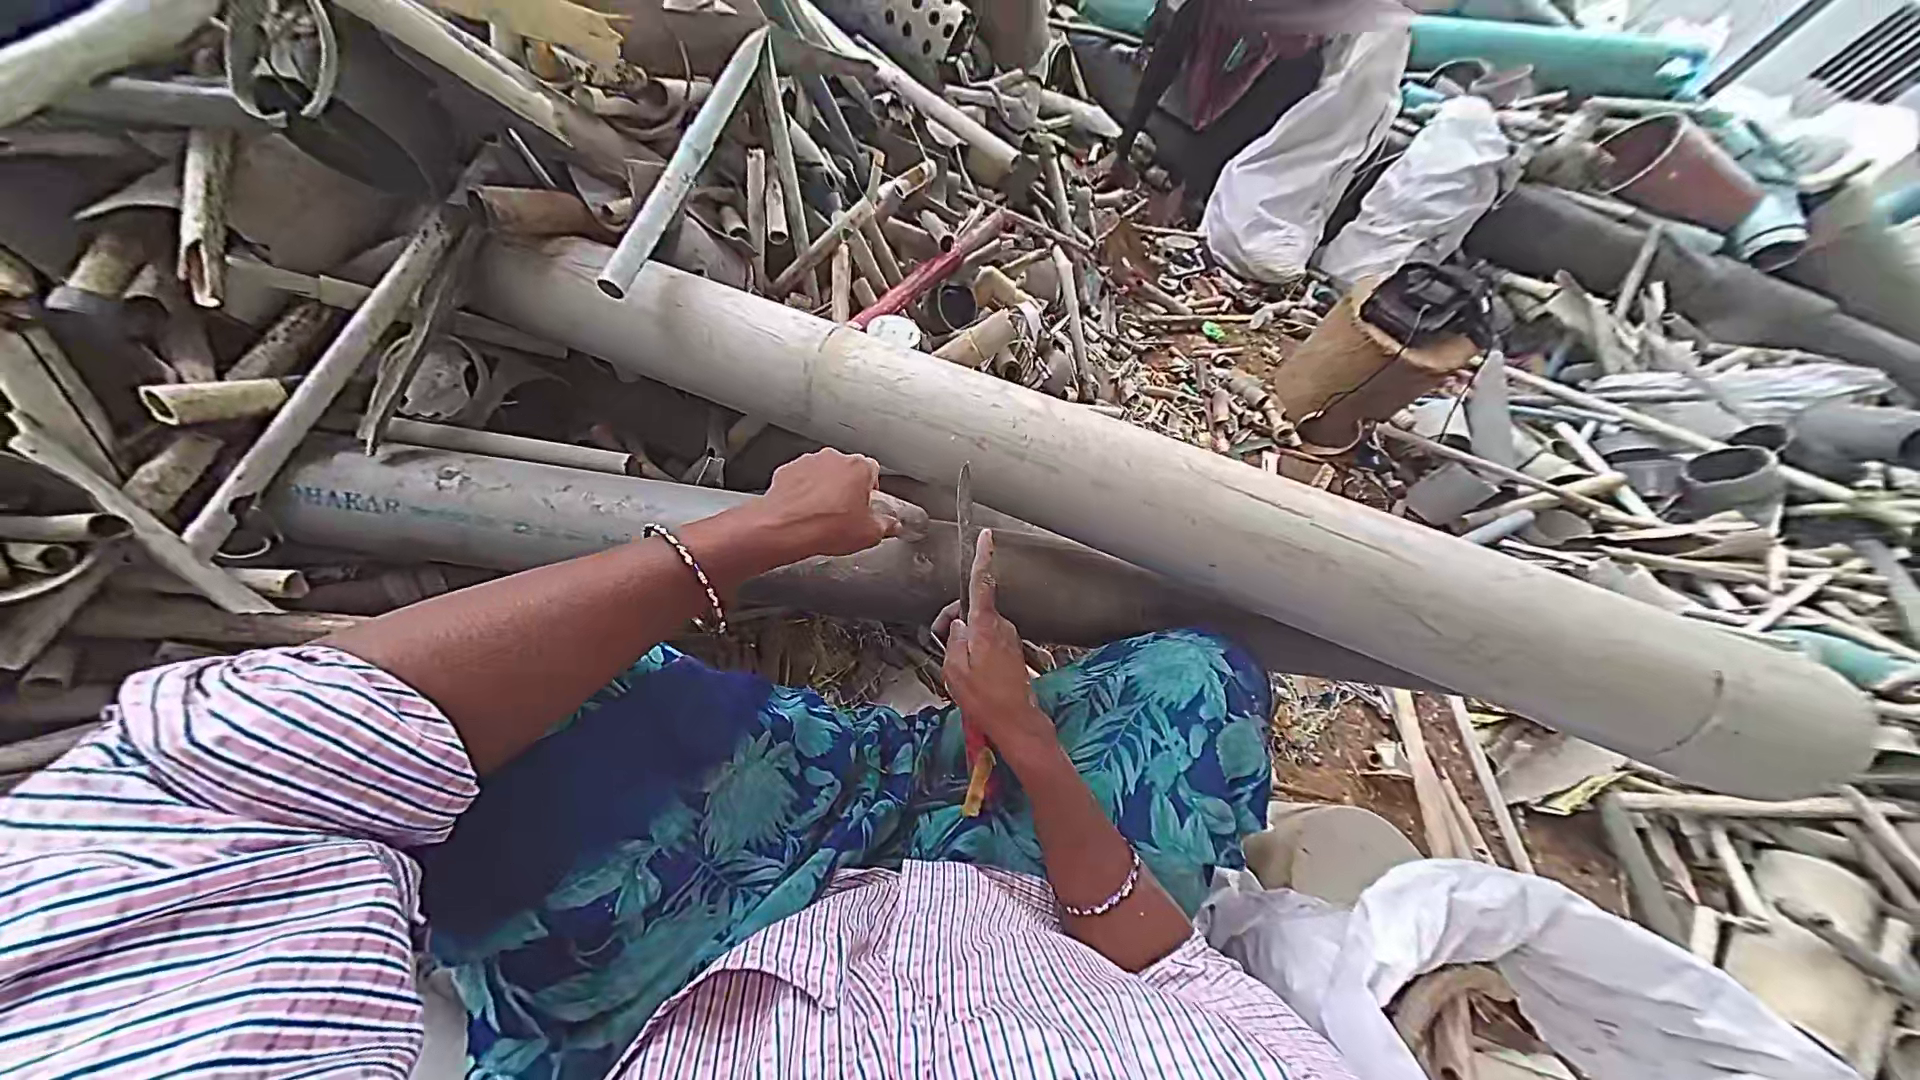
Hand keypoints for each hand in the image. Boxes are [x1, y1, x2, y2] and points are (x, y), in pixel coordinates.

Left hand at [757, 448, 902, 558]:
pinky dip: (803, 493)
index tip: (868, 507)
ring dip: (825, 490)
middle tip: (846, 514)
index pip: (874, 472)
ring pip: (823, 474)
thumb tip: (890, 525)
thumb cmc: (824, 527)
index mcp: (859, 468)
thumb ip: (886, 525)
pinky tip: (804, 513)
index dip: (872, 491)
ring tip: (823, 516)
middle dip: (848, 489)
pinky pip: (801, 480)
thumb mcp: (869, 534)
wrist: (784, 529)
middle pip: (848, 471)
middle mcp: (834, 459)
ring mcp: (808, 463)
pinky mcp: (787, 471)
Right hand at [939, 530, 1060, 773]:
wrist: (1017, 722)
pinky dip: (977, 645)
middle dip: (955, 617)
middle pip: (973, 606)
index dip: (983, 557)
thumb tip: (957, 625)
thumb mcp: (955, 670)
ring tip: (958, 662)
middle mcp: (1002, 627)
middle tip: (941, 640)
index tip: (986, 536)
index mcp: (986, 626)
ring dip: (966, 635)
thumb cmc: (985, 699)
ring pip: (981, 624)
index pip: (982, 584)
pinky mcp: (1014, 649)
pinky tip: (972, 668)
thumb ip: (953, 640)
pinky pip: (990, 637)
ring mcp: (1011, 638)